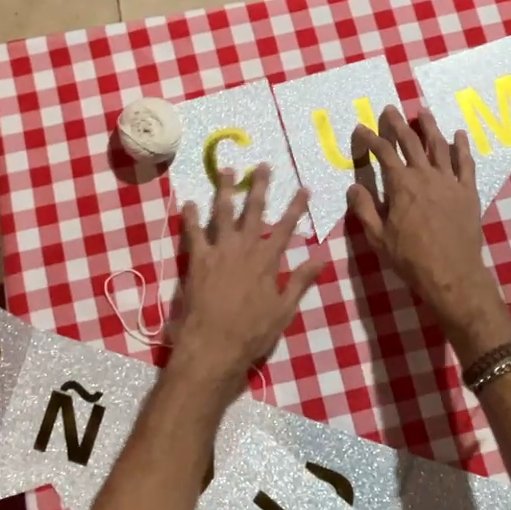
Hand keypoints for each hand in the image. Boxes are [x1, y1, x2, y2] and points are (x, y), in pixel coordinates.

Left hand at [173, 165, 329, 387]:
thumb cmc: (252, 331)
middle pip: (254, 211)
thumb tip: (321, 258)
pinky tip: (189, 202)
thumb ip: (301, 280)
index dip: (296, 207)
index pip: (285, 227)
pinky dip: (191, 217)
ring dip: (226, 190)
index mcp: (267, 260)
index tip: (303, 188)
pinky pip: (193, 233)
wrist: (214, 345)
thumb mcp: (284, 309)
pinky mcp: (198, 260)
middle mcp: (244, 248)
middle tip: (262, 165)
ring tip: (226, 170)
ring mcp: (219, 251)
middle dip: (260, 186)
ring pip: (223, 213)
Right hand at [348, 107, 510, 362]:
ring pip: (439, 146)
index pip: (383, 153)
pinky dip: (461, 147)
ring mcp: (449, 182)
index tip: (361, 128)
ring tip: (422, 112)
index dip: (370, 138)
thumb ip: (365, 209)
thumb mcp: (378, 238)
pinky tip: (459, 135)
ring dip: (429, 127)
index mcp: (401, 185)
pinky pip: (465, 163)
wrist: (452, 275)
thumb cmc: (411, 259)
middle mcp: (425, 176)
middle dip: (397, 124)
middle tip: (390, 109)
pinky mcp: (468, 192)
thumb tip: (353, 187)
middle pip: (410, 142)